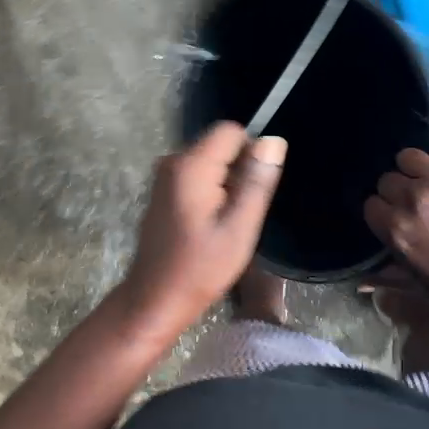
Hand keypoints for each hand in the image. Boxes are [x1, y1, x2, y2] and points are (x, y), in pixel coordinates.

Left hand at [120, 123, 285, 335]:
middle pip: (219, 144)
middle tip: (239, 213)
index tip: (253, 190)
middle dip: (237, 171)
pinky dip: (210, 192)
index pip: (230, 131)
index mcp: (190, 165)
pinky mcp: (162, 189)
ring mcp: (164, 175)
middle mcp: (172, 161)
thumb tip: (273, 140)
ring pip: (210, 161)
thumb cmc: (200, 267)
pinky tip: (210, 224)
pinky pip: (197, 175)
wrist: (155, 298)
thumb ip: (257, 181)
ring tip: (225, 222)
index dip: (250, 153)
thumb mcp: (239, 227)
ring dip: (225, 184)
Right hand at [363, 151, 428, 332]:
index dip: (383, 214)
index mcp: (397, 229)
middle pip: (388, 179)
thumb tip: (359, 280)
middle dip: (397, 193)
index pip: (371, 204)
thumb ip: (386, 276)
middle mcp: (415, 198)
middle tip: (416, 207)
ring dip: (416, 172)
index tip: (396, 221)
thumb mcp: (420, 287)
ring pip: (409, 158)